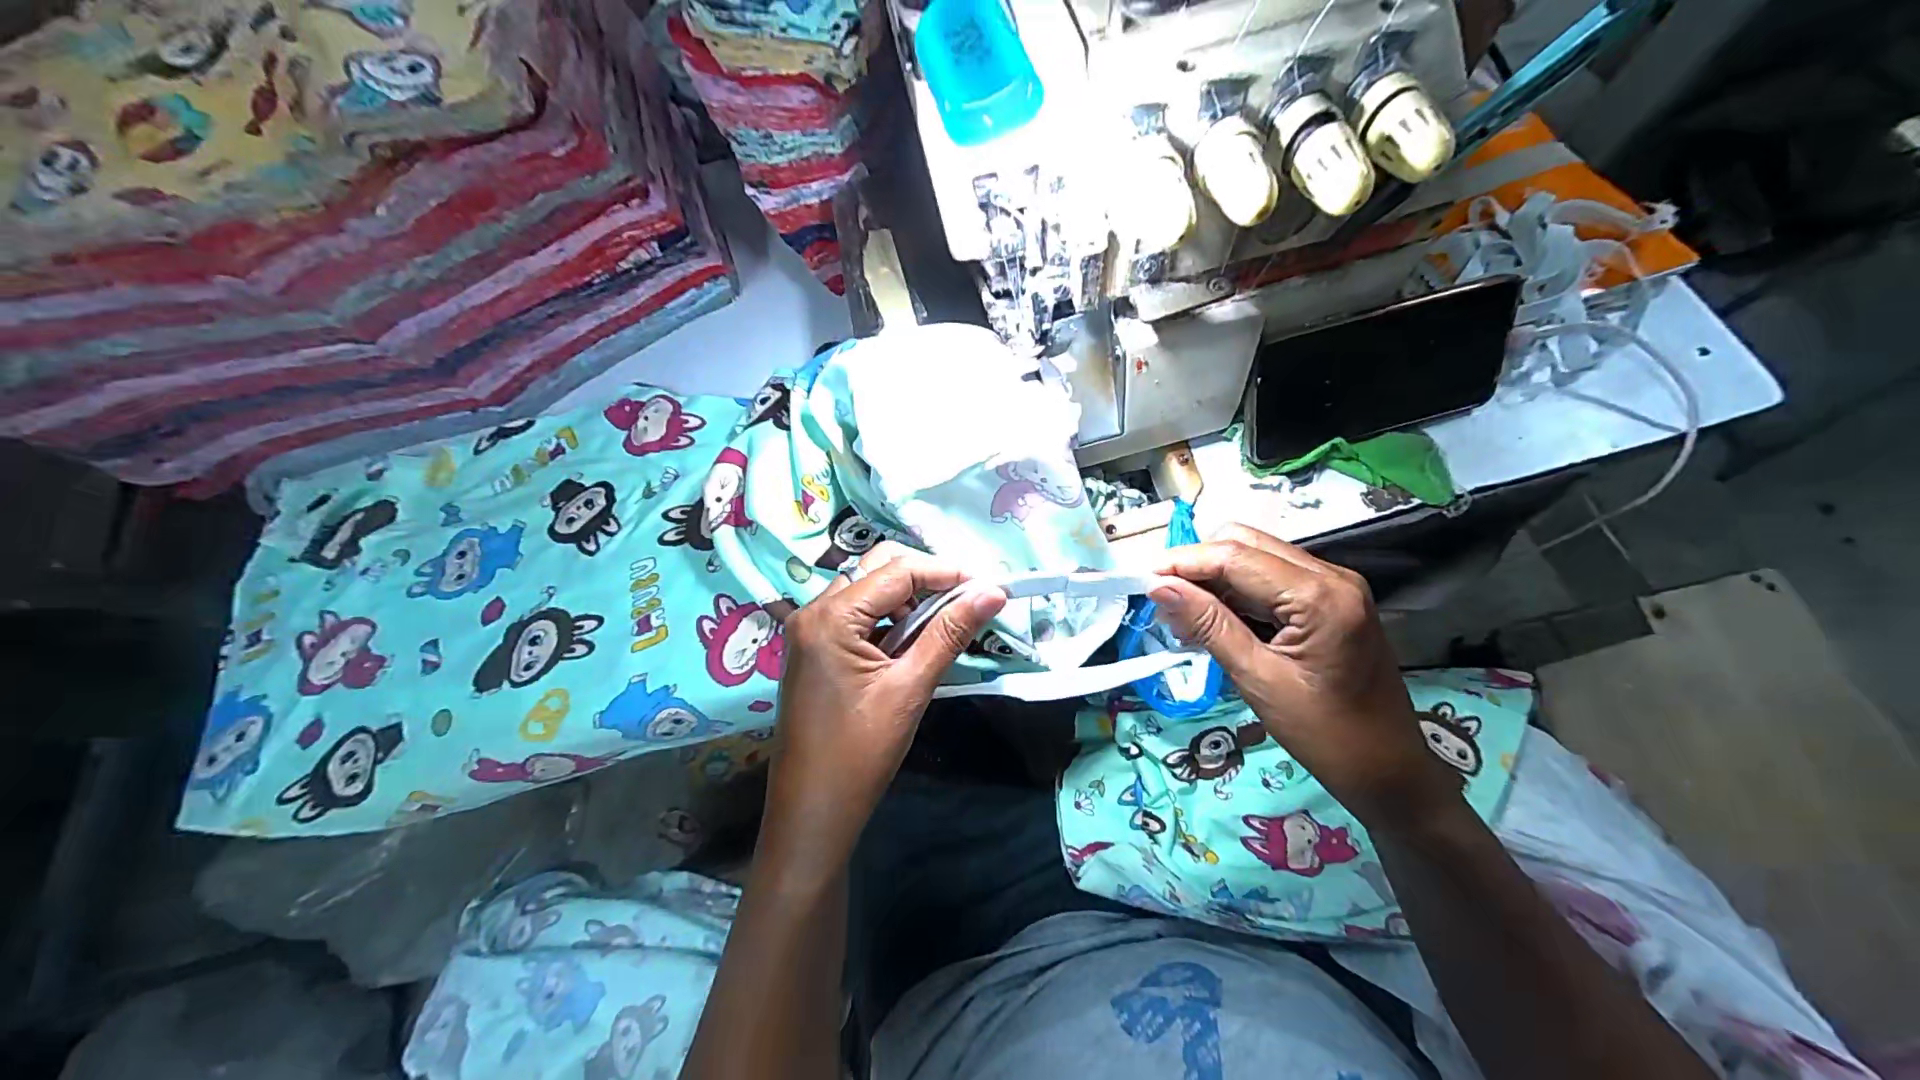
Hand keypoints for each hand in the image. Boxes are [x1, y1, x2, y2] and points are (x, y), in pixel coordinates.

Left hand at [762, 543, 1005, 882]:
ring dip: (908, 598)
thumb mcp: (910, 688)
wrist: (813, 810)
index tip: (987, 585)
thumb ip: (949, 633)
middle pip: (876, 569)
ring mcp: (810, 630)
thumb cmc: (860, 752)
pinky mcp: (816, 649)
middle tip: (966, 599)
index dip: (945, 573)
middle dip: (925, 578)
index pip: (896, 572)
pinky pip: (857, 615)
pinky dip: (890, 618)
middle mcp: (813, 612)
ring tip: (947, 620)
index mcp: (830, 617)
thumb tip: (992, 592)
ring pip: (867, 589)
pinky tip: (917, 637)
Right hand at [1149, 524, 1457, 826]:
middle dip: (1198, 564)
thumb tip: (1159, 587)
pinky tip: (1216, 618)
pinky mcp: (1331, 599)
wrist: (1390, 771)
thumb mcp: (1257, 679)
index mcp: (1320, 595)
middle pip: (1246, 543)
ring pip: (1257, 555)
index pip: (1235, 556)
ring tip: (1185, 615)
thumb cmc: (1326, 734)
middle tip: (1164, 601)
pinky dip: (1238, 590)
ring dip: (1216, 577)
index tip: (1142, 579)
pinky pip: (1272, 577)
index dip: (1183, 562)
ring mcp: (1334, 585)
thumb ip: (1208, 625)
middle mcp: (1331, 575)